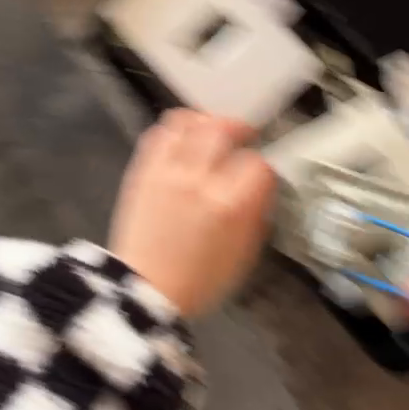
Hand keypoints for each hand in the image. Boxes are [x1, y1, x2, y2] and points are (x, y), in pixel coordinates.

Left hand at [107, 110, 276, 316]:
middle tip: (244, 134)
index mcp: (229, 205)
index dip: (265, 165)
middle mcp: (198, 180)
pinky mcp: (143, 171)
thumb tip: (263, 188)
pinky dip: (176, 129)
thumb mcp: (244, 254)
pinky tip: (185, 137)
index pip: (258, 164)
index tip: (263, 170)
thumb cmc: (198, 280)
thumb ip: (257, 213)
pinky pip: (159, 134)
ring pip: (188, 122)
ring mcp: (166, 172)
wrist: (145, 288)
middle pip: (222, 129)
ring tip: (213, 128)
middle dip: (239, 128)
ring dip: (206, 120)